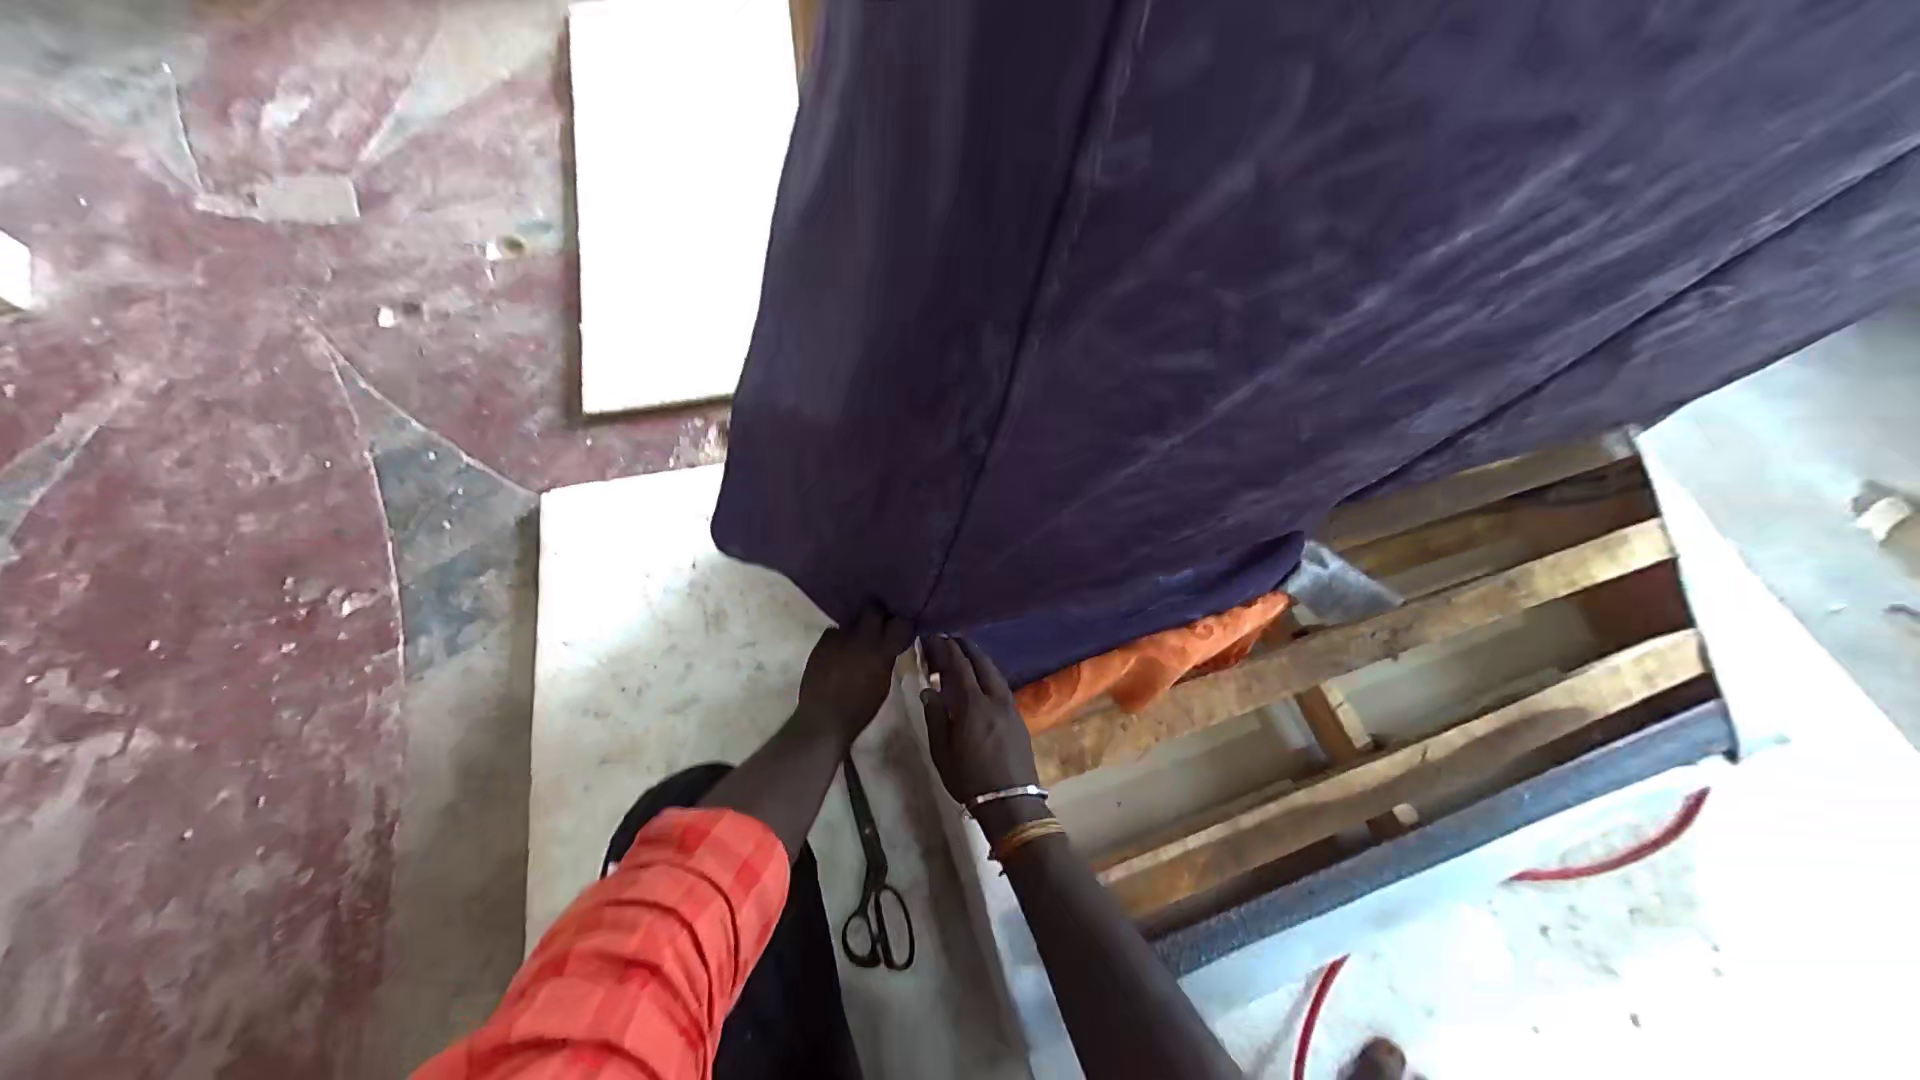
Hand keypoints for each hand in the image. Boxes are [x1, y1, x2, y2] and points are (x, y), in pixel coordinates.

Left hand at [796, 606, 913, 742]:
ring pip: (851, 620)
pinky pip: (834, 632)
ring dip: (857, 627)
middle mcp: (862, 638)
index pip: (900, 623)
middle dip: (878, 613)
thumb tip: (889, 646)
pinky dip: (839, 638)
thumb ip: (886, 659)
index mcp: (882, 651)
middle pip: (873, 609)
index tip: (901, 625)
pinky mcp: (821, 643)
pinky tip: (838, 650)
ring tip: (856, 639)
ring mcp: (839, 638)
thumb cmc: (860, 708)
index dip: (902, 622)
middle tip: (879, 623)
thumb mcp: (883, 683)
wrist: (824, 717)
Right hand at [918, 635, 1039, 806]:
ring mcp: (1010, 708)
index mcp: (973, 706)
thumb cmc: (969, 780)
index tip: (936, 637)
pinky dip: (989, 674)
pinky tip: (982, 679)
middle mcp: (995, 700)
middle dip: (966, 647)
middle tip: (951, 638)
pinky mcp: (1019, 718)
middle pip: (982, 663)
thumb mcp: (942, 752)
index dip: (947, 649)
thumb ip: (935, 717)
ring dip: (980, 659)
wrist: (1010, 802)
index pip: (959, 667)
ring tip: (966, 653)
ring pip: (995, 673)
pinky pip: (1002, 686)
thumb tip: (929, 690)